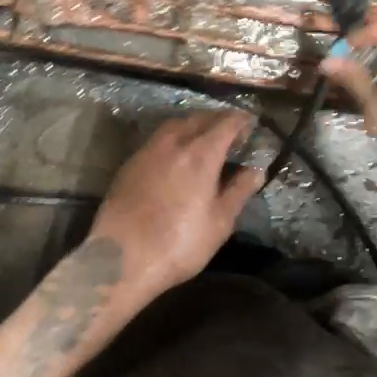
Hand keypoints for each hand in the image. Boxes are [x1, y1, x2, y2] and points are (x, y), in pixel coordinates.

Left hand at [88, 112, 264, 301]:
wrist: (120, 258)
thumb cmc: (179, 244)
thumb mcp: (219, 222)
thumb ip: (239, 191)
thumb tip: (256, 170)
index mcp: (201, 152)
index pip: (227, 122)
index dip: (242, 121)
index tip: (251, 125)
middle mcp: (175, 141)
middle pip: (201, 118)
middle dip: (219, 120)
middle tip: (231, 133)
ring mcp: (149, 149)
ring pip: (177, 124)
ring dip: (195, 125)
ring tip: (205, 139)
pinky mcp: (131, 161)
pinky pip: (159, 138)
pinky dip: (175, 137)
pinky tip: (177, 155)